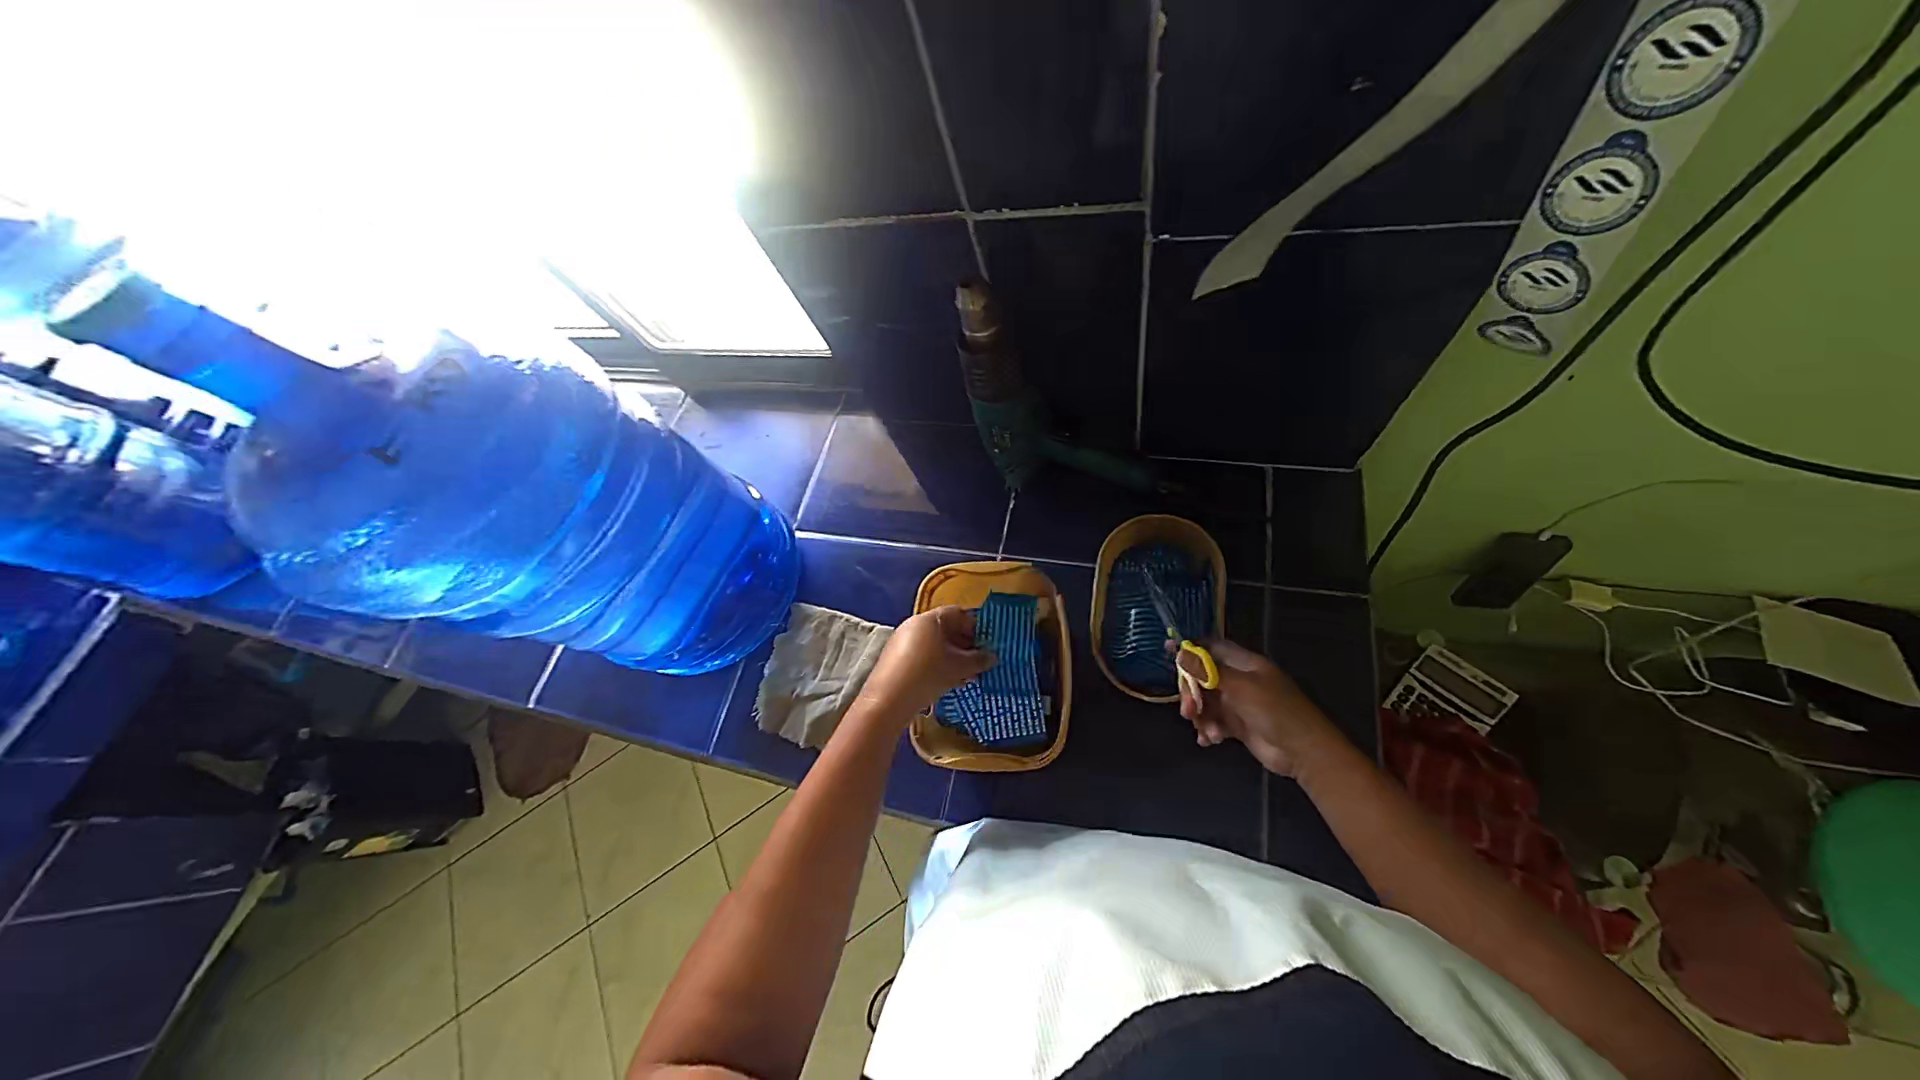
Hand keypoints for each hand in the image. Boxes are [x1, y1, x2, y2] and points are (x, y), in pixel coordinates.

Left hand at [858, 605, 995, 716]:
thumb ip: (980, 659)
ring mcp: (903, 641)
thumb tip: (992, 656)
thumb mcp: (960, 667)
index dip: (976, 627)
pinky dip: (938, 665)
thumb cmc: (928, 674)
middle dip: (966, 645)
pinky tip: (948, 682)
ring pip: (935, 645)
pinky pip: (923, 656)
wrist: (888, 701)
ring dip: (953, 658)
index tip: (988, 644)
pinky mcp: (895, 659)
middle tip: (980, 662)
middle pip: (947, 629)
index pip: (959, 613)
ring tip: (967, 676)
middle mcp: (915, 624)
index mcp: (930, 619)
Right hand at [1171, 638, 1344, 777]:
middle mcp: (1239, 680)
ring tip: (1207, 731)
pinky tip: (1210, 740)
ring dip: (1201, 716)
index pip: (1212, 648)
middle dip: (1191, 692)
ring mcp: (1239, 704)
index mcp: (1244, 664)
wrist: (1303, 751)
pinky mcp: (1239, 726)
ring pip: (1206, 702)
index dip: (1190, 649)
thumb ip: (1208, 671)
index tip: (1168, 652)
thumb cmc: (1275, 711)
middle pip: (1203, 678)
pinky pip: (1214, 722)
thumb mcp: (1239, 687)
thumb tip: (1181, 653)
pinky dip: (1209, 730)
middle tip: (1188, 710)